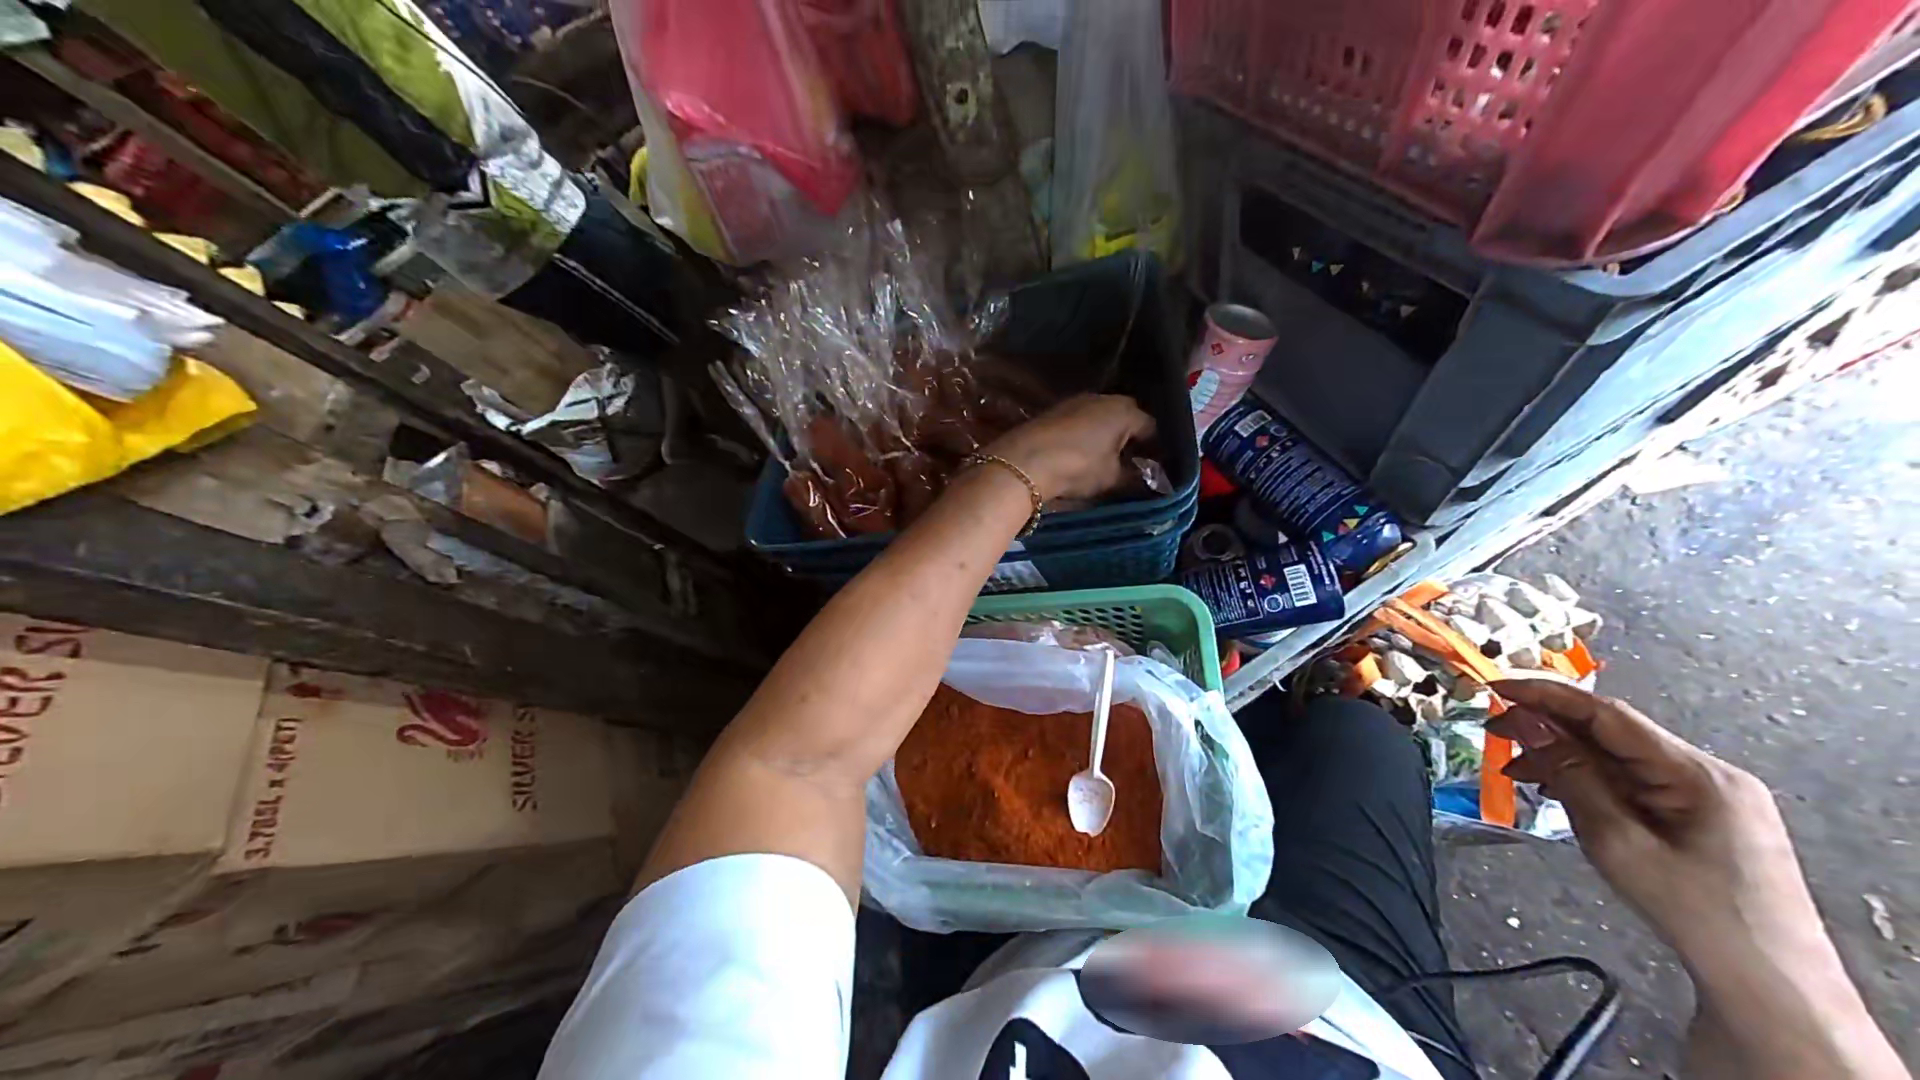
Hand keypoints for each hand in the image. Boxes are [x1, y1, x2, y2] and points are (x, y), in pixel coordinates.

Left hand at [983, 394, 1155, 502]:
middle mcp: (1103, 398)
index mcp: (1125, 410)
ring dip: (1107, 437)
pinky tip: (1083, 455)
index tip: (1158, 468)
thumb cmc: (1078, 466)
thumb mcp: (1112, 477)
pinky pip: (1081, 423)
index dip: (1157, 449)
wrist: (1024, 461)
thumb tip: (1151, 481)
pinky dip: (1087, 437)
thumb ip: (1135, 478)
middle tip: (1134, 465)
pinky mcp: (1054, 412)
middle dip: (1132, 440)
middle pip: (1127, 419)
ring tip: (1108, 462)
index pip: (1152, 427)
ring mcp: (1076, 402)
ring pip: (1102, 419)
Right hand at [1487, 680, 1809, 959]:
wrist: (1771, 984)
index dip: (1546, 694)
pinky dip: (1587, 778)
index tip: (1493, 687)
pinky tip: (1555, 790)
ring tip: (1515, 770)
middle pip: (1612, 733)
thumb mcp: (1615, 839)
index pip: (1607, 713)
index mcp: (1697, 772)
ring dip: (1563, 757)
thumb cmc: (1692, 909)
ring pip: (1618, 757)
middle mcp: (1707, 772)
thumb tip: (1525, 721)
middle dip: (1548, 728)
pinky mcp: (1701, 815)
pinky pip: (1631, 780)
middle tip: (1492, 731)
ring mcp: (1708, 794)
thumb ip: (1570, 773)